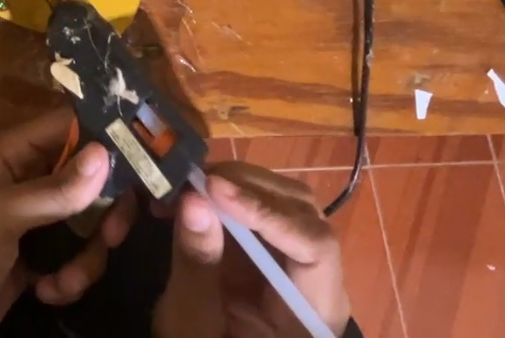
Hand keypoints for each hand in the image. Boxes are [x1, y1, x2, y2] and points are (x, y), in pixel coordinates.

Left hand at [0, 108, 136, 337]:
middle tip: (114, 235)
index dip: (106, 135)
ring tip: (66, 280)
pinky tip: (47, 291)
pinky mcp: (39, 254)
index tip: (147, 156)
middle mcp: (27, 177)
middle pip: (88, 177)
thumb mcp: (6, 218)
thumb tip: (105, 152)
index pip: (68, 125)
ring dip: (86, 255)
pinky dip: (70, 276)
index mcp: (13, 153)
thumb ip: (56, 189)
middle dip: (104, 210)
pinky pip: (75, 255)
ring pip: (87, 222)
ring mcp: (35, 217)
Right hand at [153, 164, 349, 337]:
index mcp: (313, 319)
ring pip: (284, 202)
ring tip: (186, 187)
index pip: (315, 248)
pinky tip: (191, 196)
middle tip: (192, 181)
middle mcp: (318, 285)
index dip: (266, 211)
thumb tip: (192, 198)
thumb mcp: (192, 325)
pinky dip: (225, 193)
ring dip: (234, 184)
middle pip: (302, 215)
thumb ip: (196, 265)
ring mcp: (297, 265)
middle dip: (246, 189)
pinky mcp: (271, 253)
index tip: (213, 189)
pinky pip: (259, 209)